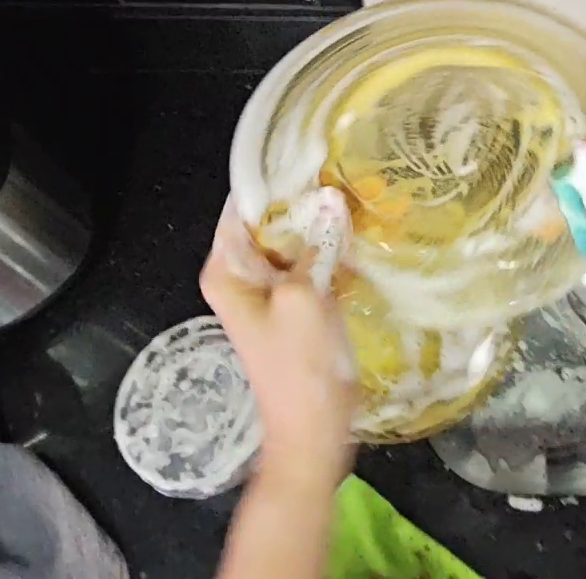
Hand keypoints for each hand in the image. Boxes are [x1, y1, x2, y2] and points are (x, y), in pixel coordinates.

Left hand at [200, 198, 358, 487]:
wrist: (313, 431)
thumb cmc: (299, 365)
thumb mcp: (305, 296)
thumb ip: (315, 244)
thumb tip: (330, 197)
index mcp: (227, 270)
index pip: (241, 206)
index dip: (273, 179)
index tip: (309, 155)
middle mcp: (242, 274)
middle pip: (269, 221)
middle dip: (303, 200)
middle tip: (343, 173)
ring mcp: (270, 290)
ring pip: (294, 240)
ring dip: (321, 225)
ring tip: (356, 197)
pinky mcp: (296, 303)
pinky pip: (310, 262)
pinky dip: (329, 250)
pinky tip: (358, 236)